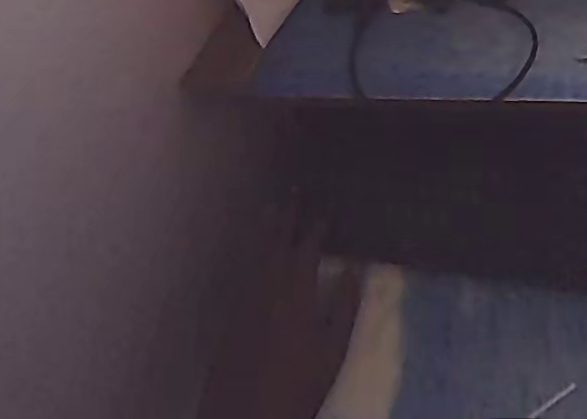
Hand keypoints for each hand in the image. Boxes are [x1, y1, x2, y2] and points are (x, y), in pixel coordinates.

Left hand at [197, 207, 362, 418]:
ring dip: (268, 226)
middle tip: (294, 190)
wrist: (245, 415)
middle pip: (279, 239)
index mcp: (297, 288)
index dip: (317, 227)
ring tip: (273, 206)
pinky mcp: (233, 311)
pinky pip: (247, 268)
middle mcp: (270, 283)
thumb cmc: (298, 383)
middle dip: (288, 213)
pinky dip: (254, 251)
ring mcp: (248, 295)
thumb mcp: (332, 349)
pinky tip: (257, 250)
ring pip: (259, 251)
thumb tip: (353, 269)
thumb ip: (344, 306)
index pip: (308, 246)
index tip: (325, 211)